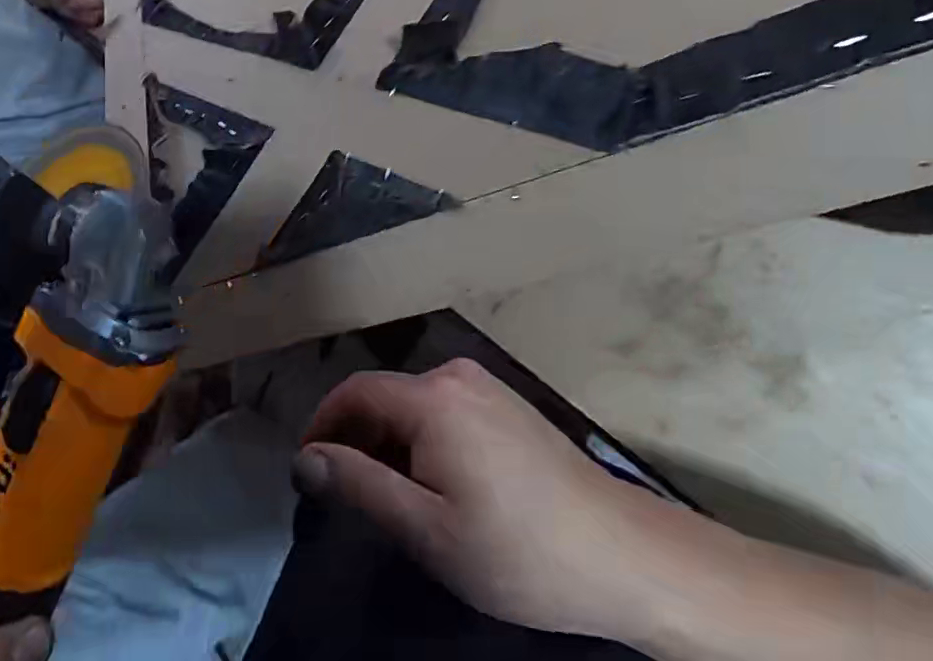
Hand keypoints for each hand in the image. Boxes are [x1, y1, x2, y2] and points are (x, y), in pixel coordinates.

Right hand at [293, 359, 702, 644]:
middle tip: (347, 494)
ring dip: (389, 442)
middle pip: (384, 396)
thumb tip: (307, 459)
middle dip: (356, 439)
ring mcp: (487, 387)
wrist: (626, 556)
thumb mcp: (427, 529)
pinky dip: (422, 439)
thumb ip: (360, 485)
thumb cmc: (518, 550)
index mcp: (433, 398)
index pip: (354, 393)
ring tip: (391, 497)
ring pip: (414, 405)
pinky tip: (437, 484)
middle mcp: (456, 376)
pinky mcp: (508, 404)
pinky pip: (445, 410)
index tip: (308, 469)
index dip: (322, 426)